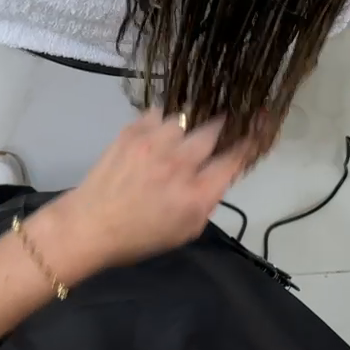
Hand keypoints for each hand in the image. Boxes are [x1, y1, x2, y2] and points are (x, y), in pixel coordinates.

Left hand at [39, 110, 251, 275]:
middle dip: (222, 125)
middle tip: (222, 125)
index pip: (236, 158)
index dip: (251, 140)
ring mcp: (154, 143)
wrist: (89, 226)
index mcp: (196, 195)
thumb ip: (210, 199)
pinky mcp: (132, 131)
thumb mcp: (187, 229)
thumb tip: (223, 169)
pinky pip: (159, 113)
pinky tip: (160, 132)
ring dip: (189, 124)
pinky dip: (164, 121)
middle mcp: (179, 164)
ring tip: (184, 132)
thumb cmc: (140, 236)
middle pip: (215, 128)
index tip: (261, 125)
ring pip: (186, 116)